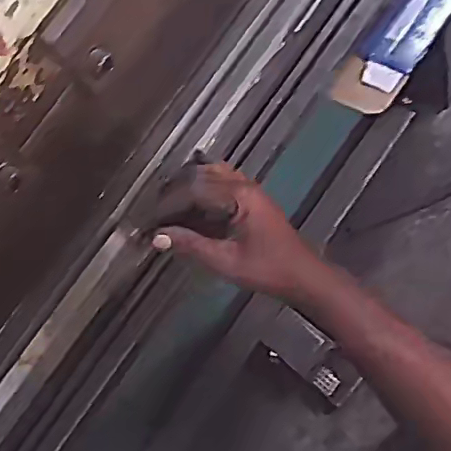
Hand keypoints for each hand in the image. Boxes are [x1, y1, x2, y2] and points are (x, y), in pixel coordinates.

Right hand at [152, 162, 332, 302]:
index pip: (192, 190)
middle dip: (171, 193)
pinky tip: (188, 203)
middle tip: (151, 214)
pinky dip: (200, 187)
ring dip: (184, 187)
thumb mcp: (226, 261)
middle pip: (198, 175)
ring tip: (164, 207)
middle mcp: (243, 185)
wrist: (302, 275)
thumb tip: (157, 237)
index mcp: (239, 196)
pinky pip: (220, 181)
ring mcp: (249, 188)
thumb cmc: (268, 270)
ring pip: (209, 174)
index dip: (166, 206)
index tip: (148, 223)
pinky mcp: (251, 197)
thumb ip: (191, 245)